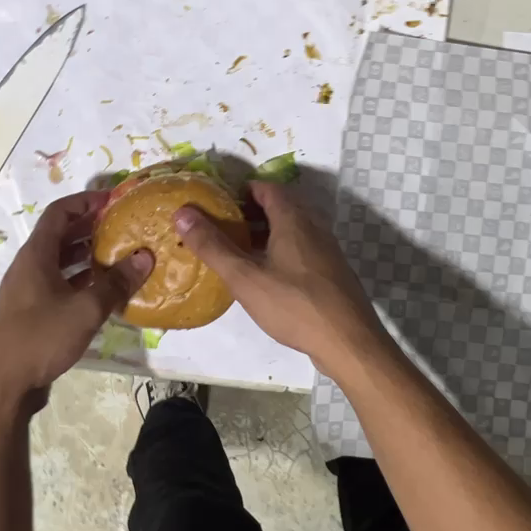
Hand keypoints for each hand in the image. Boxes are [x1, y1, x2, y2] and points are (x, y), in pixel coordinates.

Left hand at [0, 191, 152, 411]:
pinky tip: (101, 291)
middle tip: (122, 226)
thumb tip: (145, 257)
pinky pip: (57, 283)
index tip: (112, 200)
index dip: (84, 201)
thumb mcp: (85, 310)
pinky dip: (78, 280)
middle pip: (59, 235)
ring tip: (118, 255)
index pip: (59, 212)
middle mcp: (28, 267)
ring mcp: (26, 290)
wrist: (0, 386)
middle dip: (90, 227)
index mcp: (36, 255)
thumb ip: (116, 283)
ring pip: (59, 261)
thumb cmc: (40, 338)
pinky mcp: (29, 313)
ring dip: (86, 255)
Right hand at [174, 181, 388, 368]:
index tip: (217, 202)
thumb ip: (213, 245)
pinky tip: (266, 276)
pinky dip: (280, 251)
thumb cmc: (294, 305)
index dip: (242, 190)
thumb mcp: (245, 277)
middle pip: (280, 207)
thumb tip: (182, 213)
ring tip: (238, 251)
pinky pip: (301, 249)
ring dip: (266, 233)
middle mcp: (314, 227)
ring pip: (292, 229)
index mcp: (294, 219)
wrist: (349, 343)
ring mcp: (327, 251)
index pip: (267, 188)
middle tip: (222, 226)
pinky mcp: (331, 273)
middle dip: (251, 212)